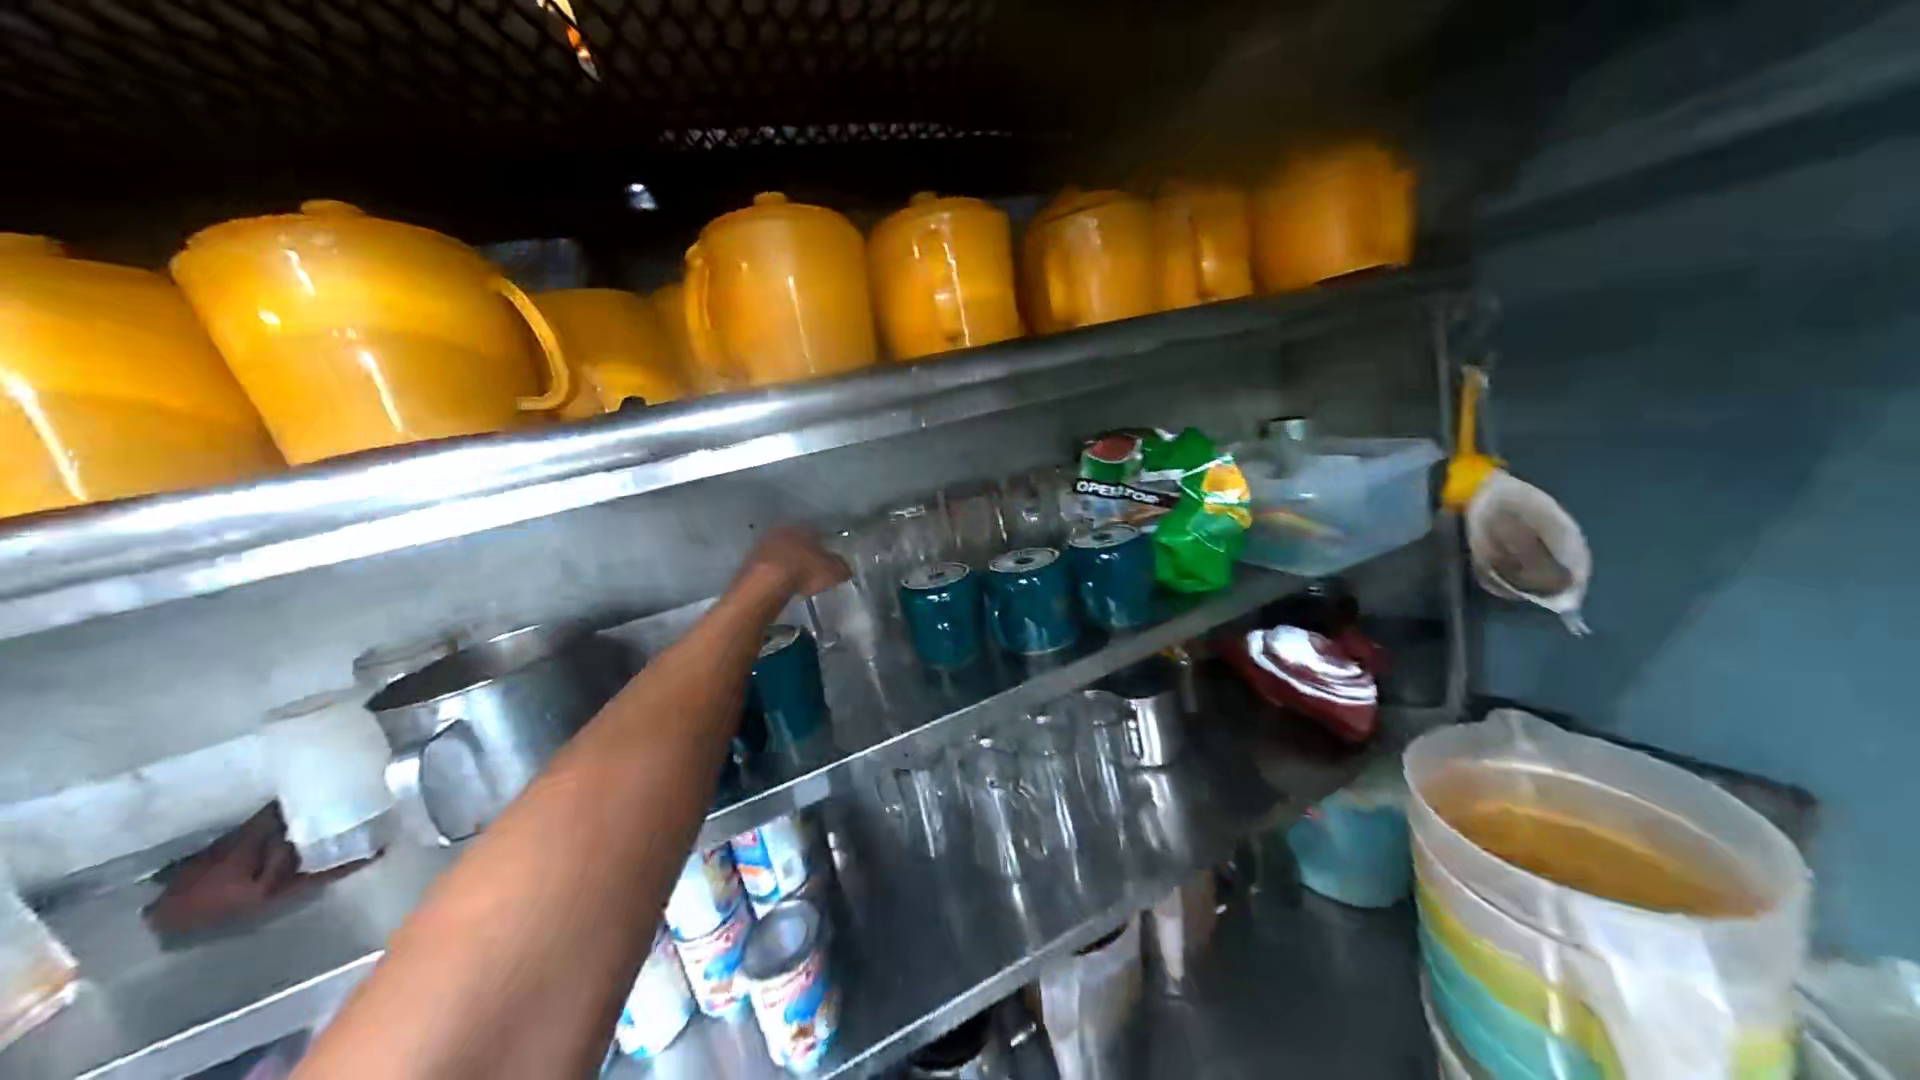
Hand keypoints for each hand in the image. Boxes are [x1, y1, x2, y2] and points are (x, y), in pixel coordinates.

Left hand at [740, 526, 849, 598]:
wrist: (765, 584)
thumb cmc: (804, 572)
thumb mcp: (833, 572)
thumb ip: (842, 567)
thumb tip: (845, 568)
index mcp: (804, 527)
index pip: (817, 531)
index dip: (823, 545)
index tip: (826, 557)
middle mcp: (783, 529)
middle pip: (796, 539)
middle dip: (803, 550)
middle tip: (810, 566)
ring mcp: (763, 543)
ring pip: (780, 549)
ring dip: (786, 560)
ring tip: (794, 576)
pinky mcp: (749, 559)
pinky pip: (767, 563)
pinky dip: (773, 570)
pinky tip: (778, 582)